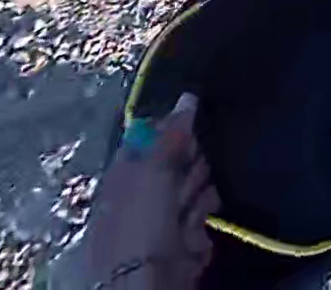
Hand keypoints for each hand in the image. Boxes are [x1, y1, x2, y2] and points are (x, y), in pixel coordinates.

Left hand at [78, 94, 220, 289]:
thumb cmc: (139, 225)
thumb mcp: (153, 171)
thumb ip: (173, 132)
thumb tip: (189, 94)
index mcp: (124, 175)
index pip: (151, 136)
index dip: (172, 126)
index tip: (193, 122)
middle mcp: (143, 193)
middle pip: (177, 157)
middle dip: (191, 158)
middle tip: (193, 167)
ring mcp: (164, 216)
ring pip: (195, 182)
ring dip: (200, 187)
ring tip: (193, 203)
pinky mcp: (186, 236)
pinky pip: (205, 210)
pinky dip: (206, 213)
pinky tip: (200, 222)